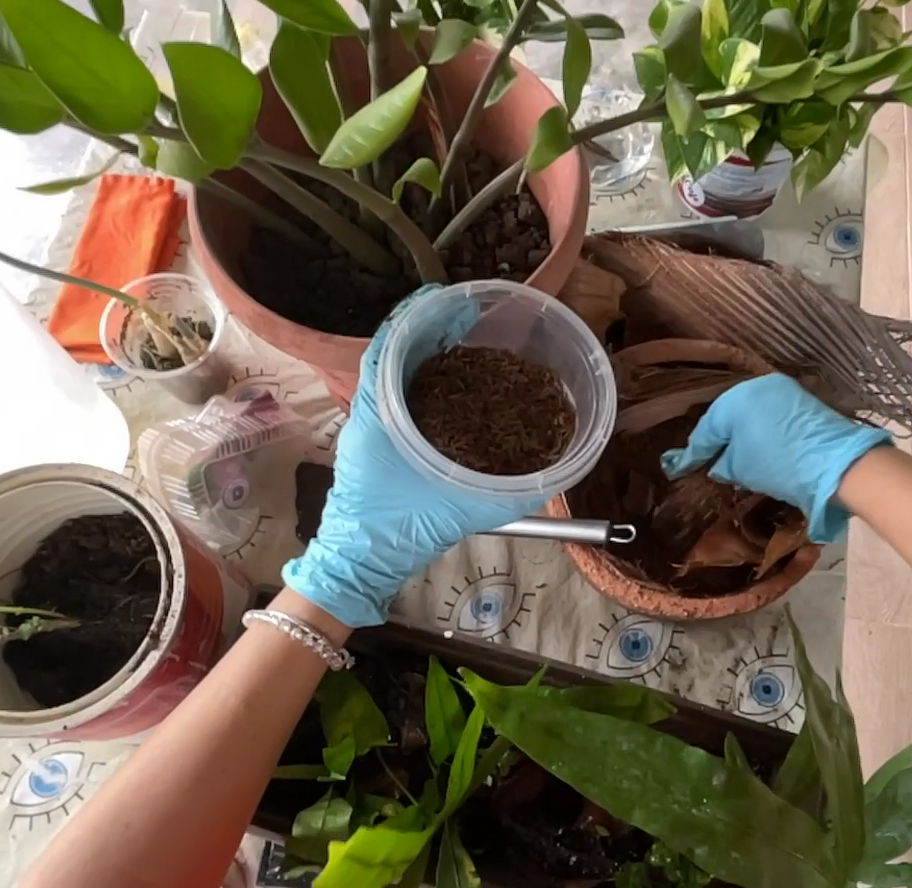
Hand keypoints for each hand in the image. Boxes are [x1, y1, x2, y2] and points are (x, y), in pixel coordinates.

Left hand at [283, 289, 546, 627]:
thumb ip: (508, 495)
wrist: (360, 561)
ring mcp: (369, 425)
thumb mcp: (459, 508)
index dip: (424, 313)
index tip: (459, 303)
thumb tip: (552, 478)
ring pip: (397, 376)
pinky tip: (455, 396)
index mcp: (379, 407)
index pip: (393, 340)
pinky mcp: (376, 444)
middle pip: (397, 352)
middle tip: (475, 324)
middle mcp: (370, 408)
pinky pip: (398, 402)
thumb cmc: (399, 527)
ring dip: (428, 358)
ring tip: (471, 349)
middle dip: (435, 332)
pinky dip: (424, 388)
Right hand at [661, 374, 891, 543]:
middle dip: (716, 440)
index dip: (692, 454)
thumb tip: (718, 463)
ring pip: (748, 414)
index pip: (706, 430)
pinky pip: (767, 414)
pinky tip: (754, 447)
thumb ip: (722, 463)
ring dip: (739, 435)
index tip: (678, 468)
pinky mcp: (800, 400)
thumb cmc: (779, 465)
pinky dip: (757, 430)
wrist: (836, 464)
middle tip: (705, 460)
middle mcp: (755, 387)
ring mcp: (780, 391)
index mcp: (733, 400)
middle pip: (726, 417)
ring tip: (730, 456)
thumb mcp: (740, 469)